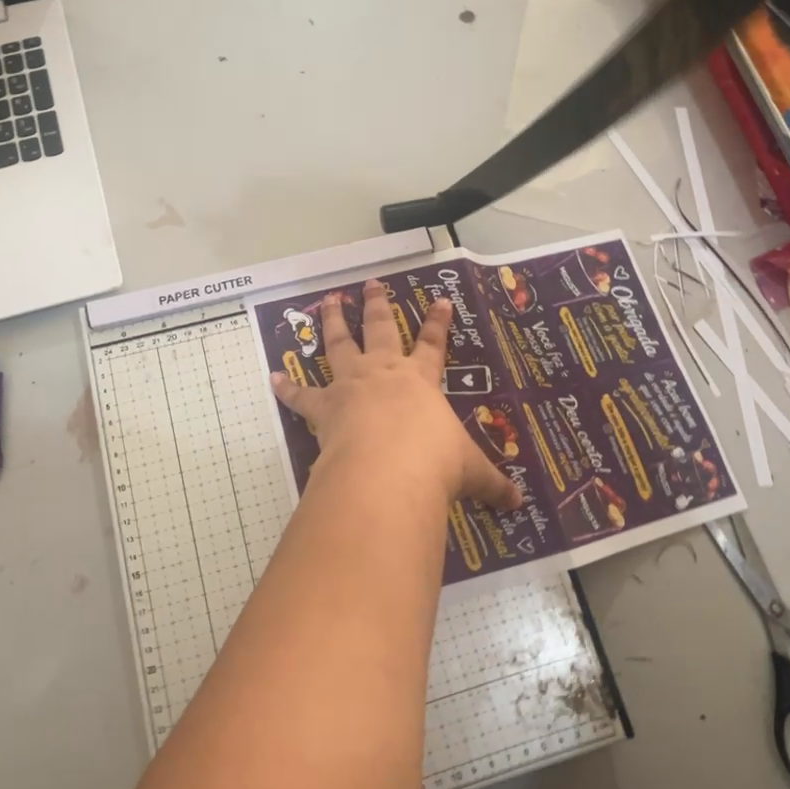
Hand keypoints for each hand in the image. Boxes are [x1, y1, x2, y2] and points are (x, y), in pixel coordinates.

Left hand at [272, 280, 522, 512]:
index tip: (439, 300)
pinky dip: (285, 388)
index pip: (433, 345)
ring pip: (339, 345)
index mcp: (420, 380)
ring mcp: (351, 385)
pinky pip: (300, 395)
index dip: (437, 323)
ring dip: (334, 322)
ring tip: (329, 301)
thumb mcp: (470, 472)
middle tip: (370, 283)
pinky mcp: (324, 407)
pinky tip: (271, 378)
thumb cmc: (433, 463)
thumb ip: (491, 485)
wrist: (388, 470)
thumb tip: (518, 504)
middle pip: (380, 329)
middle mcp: (384, 373)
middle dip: (377, 305)